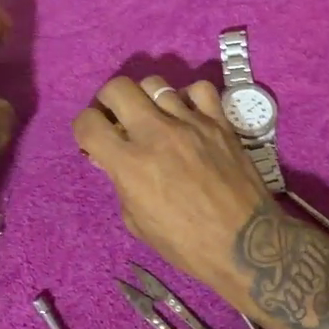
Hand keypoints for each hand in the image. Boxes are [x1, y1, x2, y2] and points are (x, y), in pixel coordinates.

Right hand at [72, 75, 281, 295]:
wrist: (245, 242)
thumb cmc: (186, 243)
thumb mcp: (138, 222)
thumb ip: (120, 183)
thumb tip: (112, 160)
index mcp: (130, 164)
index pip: (88, 123)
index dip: (83, 129)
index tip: (92, 137)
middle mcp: (156, 134)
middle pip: (117, 89)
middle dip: (108, 101)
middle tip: (116, 118)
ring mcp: (190, 123)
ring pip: (155, 84)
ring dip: (146, 99)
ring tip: (152, 116)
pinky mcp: (219, 121)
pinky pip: (198, 89)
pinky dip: (188, 97)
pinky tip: (187, 114)